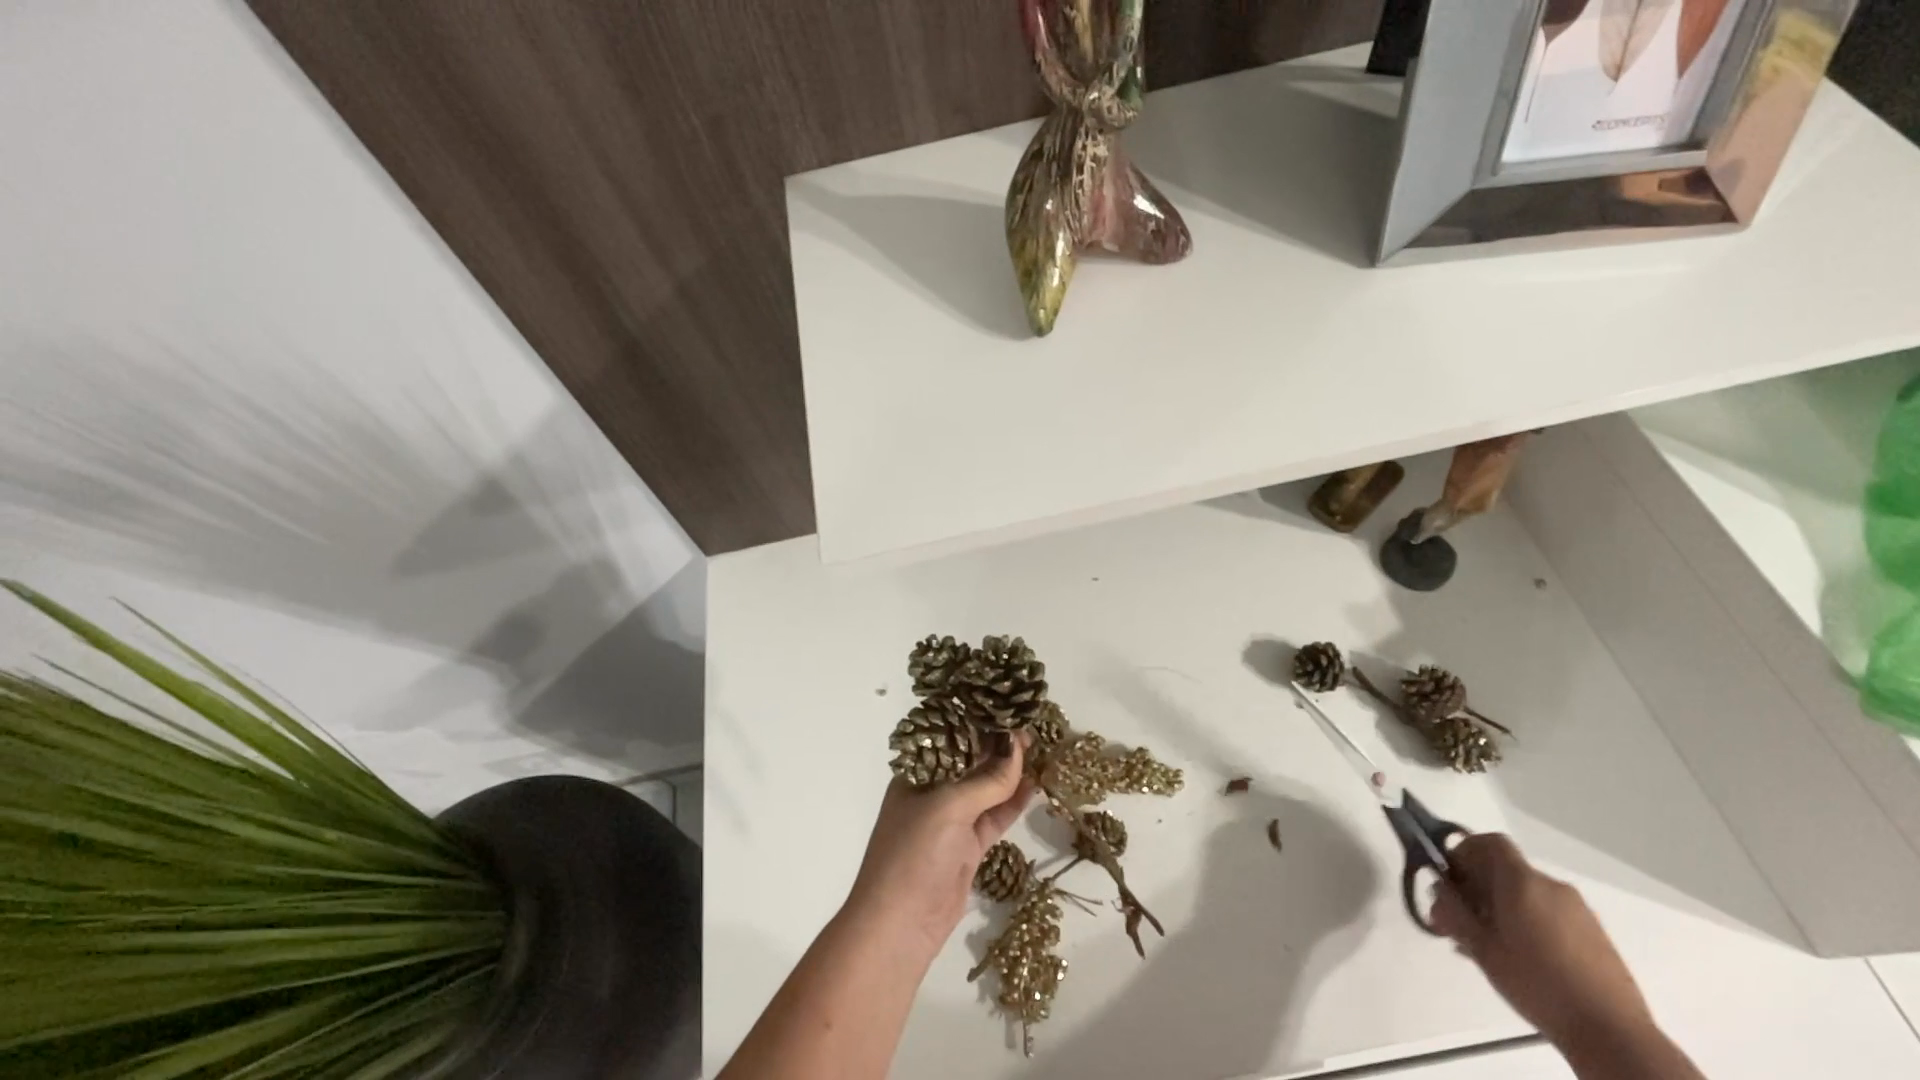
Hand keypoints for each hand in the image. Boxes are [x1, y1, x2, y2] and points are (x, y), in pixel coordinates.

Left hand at [845, 734, 1034, 958]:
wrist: (899, 924)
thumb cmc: (913, 854)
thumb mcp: (948, 807)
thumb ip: (986, 780)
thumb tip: (1018, 749)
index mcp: (916, 774)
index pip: (951, 739)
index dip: (979, 725)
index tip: (1009, 711)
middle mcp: (932, 792)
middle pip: (971, 761)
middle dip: (999, 746)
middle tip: (1032, 728)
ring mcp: (951, 821)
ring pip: (986, 788)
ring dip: (1011, 772)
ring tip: (1041, 749)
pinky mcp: (968, 847)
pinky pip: (995, 816)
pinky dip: (1014, 801)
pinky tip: (1035, 784)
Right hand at [1432, 834, 1653, 1048]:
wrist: (1612, 1031)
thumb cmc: (1537, 985)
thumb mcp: (1483, 950)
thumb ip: (1455, 913)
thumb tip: (1440, 888)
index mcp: (1522, 884)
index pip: (1489, 843)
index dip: (1464, 851)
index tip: (1450, 880)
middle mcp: (1551, 886)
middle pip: (1505, 871)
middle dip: (1476, 889)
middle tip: (1458, 924)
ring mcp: (1577, 909)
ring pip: (1525, 894)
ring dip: (1500, 908)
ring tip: (1487, 947)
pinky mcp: (1592, 931)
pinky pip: (1547, 912)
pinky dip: (1525, 921)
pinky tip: (1519, 957)